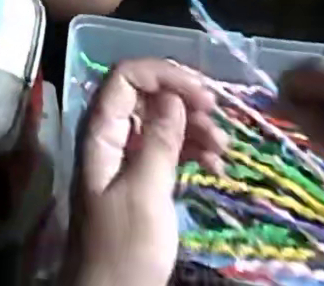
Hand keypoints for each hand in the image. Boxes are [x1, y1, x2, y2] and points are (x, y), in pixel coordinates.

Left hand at [67, 60, 229, 285]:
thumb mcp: (145, 195)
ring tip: (222, 148)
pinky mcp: (140, 177)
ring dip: (191, 125)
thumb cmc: (124, 249)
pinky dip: (190, 148)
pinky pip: (165, 146)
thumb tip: (174, 97)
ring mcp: (124, 154)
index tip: (204, 96)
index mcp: (101, 129)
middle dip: (182, 99)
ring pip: (159, 119)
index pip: (126, 76)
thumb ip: (158, 142)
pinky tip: (214, 163)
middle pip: (145, 94)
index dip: (164, 75)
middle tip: (218, 121)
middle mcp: (110, 133)